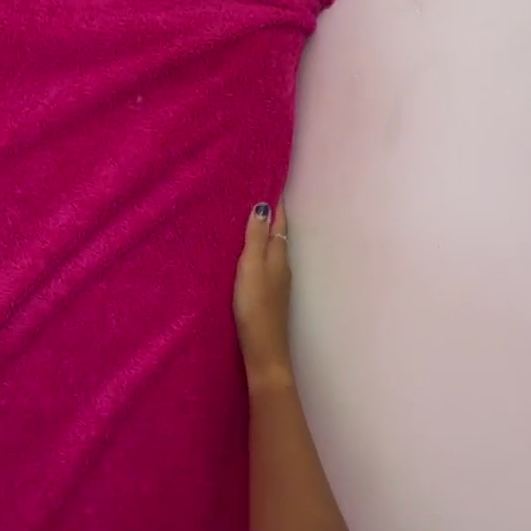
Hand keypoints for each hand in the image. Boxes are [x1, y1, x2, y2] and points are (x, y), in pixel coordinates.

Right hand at [232, 202, 292, 392]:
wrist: (264, 349)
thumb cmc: (255, 307)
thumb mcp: (251, 267)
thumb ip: (256, 238)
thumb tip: (263, 206)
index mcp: (278, 256)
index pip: (279, 223)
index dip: (276, 204)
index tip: (269, 182)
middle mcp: (282, 266)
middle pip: (278, 235)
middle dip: (270, 216)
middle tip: (256, 196)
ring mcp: (277, 282)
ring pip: (272, 250)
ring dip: (264, 234)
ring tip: (249, 221)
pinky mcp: (269, 296)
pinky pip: (266, 264)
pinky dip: (259, 252)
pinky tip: (248, 256)